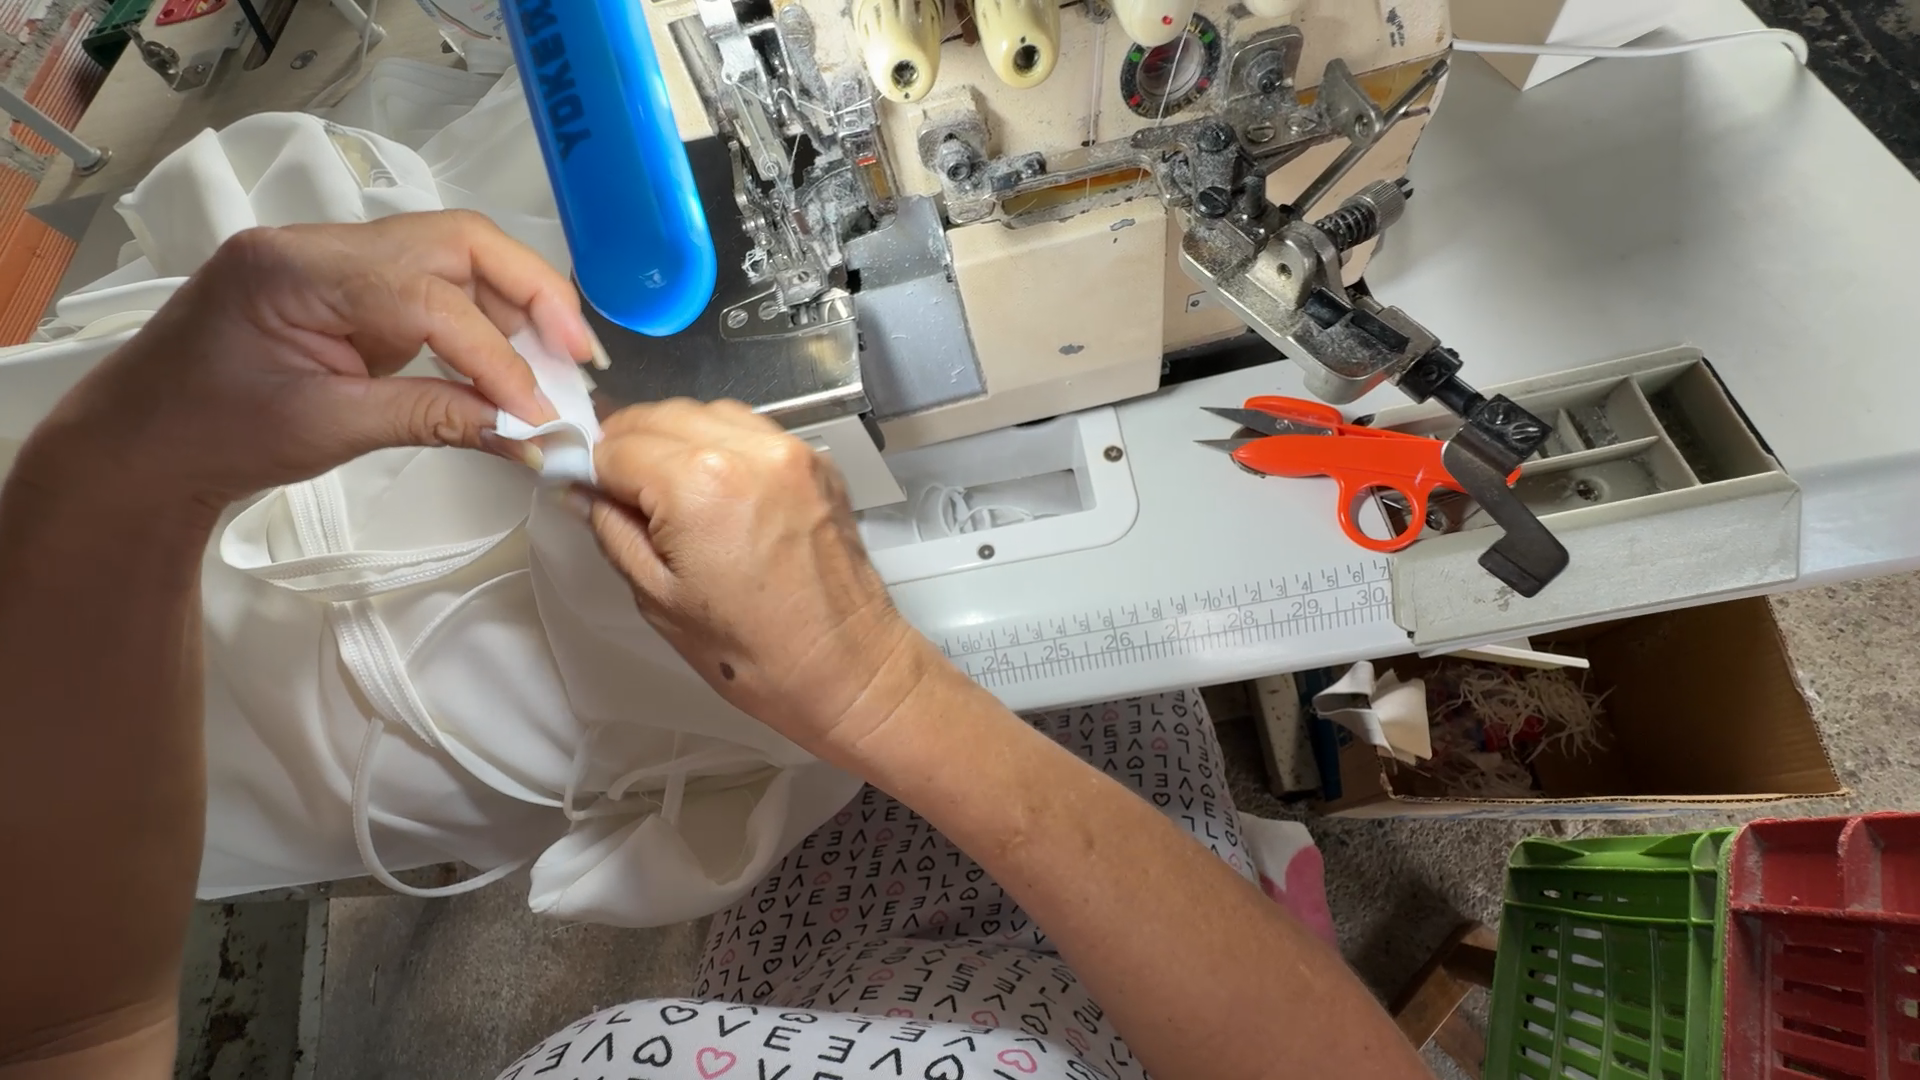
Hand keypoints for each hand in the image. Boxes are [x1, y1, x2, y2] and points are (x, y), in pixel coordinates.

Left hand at [26, 210, 592, 509]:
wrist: (148, 438)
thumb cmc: (216, 432)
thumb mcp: (333, 428)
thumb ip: (442, 421)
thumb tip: (534, 437)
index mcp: (297, 271)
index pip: (432, 300)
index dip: (499, 357)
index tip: (541, 413)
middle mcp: (327, 246)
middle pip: (464, 241)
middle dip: (537, 295)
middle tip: (582, 355)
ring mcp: (348, 262)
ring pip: (467, 259)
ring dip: (527, 309)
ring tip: (564, 364)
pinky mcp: (368, 289)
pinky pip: (453, 289)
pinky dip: (499, 323)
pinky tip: (523, 361)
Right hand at [585, 400, 945, 760]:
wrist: (848, 667)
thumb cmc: (757, 653)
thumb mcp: (660, 599)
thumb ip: (613, 531)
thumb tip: (583, 491)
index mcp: (701, 484)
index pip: (616, 446)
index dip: (588, 467)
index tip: (578, 484)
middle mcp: (751, 451)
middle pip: (660, 415)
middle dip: (628, 446)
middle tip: (619, 490)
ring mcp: (793, 453)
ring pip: (708, 413)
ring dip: (676, 439)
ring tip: (669, 490)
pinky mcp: (819, 465)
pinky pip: (754, 431)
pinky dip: (724, 445)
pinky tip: (717, 486)